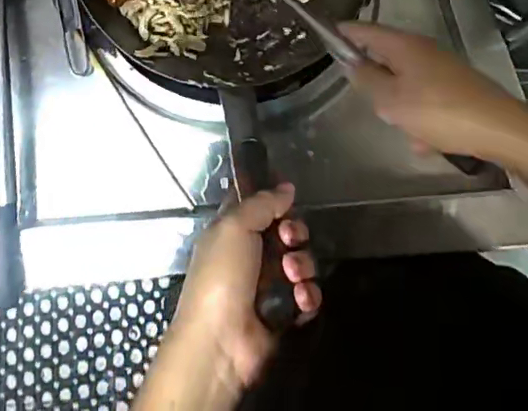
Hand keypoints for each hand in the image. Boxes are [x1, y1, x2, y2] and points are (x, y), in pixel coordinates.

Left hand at [143, 186, 318, 406]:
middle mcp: (251, 252)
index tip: (289, 197)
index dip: (274, 199)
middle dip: (294, 232)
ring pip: (300, 261)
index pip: (258, 205)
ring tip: (292, 274)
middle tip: (289, 238)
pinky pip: (308, 295)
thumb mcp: (234, 226)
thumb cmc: (221, 274)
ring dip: (302, 264)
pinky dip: (308, 295)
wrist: (220, 340)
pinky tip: (300, 298)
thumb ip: (261, 203)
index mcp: (232, 229)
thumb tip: (286, 186)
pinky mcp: (285, 312)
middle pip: (286, 231)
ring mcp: (269, 284)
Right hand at [340, 21, 527, 160]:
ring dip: (398, 102)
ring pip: (407, 81)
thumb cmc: (440, 112)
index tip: (327, 36)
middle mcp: (423, 50)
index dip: (344, 32)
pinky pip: (428, 98)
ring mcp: (444, 68)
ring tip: (399, 127)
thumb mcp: (391, 100)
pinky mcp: (460, 88)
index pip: (365, 30)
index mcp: (403, 45)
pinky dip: (420, 115)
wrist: (504, 131)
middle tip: (362, 95)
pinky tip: (425, 142)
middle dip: (373, 76)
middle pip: (386, 55)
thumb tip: (352, 62)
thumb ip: (366, 79)